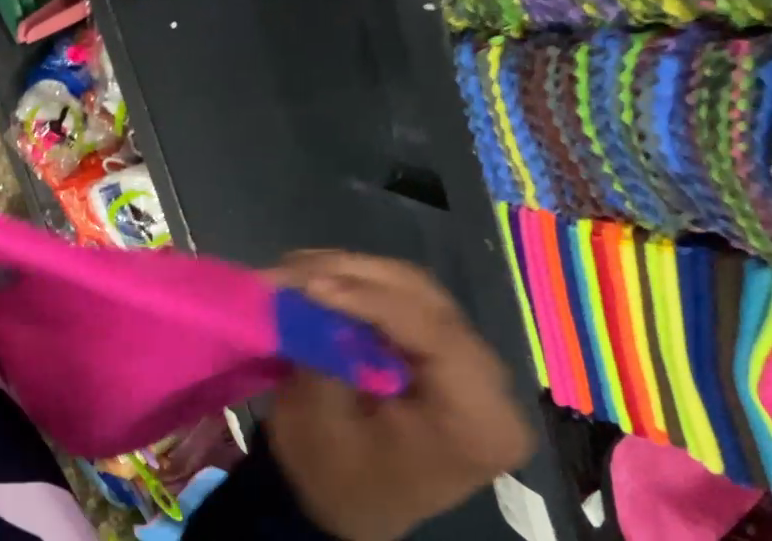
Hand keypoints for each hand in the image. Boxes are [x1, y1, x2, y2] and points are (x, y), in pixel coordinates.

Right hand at [266, 252, 535, 540]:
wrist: (342, 501)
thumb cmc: (335, 476)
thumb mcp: (322, 425)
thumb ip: (325, 359)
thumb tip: (309, 301)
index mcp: (478, 421)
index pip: (439, 338)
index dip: (373, 301)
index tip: (309, 286)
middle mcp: (486, 384)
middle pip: (427, 301)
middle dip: (352, 275)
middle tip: (286, 272)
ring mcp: (462, 361)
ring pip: (411, 286)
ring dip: (346, 270)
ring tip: (288, 272)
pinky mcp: (434, 346)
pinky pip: (397, 294)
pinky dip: (350, 279)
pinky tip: (308, 281)